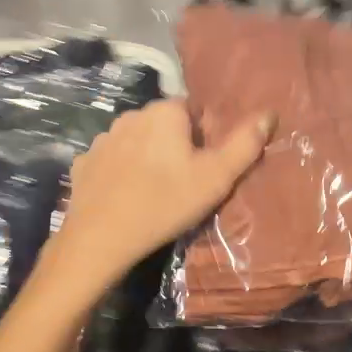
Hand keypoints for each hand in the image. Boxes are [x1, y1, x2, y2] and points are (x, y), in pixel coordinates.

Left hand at [53, 99, 274, 283]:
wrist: (101, 239)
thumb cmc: (165, 202)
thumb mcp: (216, 177)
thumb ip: (245, 144)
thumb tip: (269, 114)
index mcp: (165, 112)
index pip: (192, 112)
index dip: (203, 139)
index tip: (203, 167)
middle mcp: (131, 115)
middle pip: (163, 126)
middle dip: (174, 146)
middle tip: (183, 183)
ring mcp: (103, 139)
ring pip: (135, 142)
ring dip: (146, 158)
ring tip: (154, 193)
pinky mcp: (83, 163)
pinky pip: (110, 161)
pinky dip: (119, 174)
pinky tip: (126, 197)